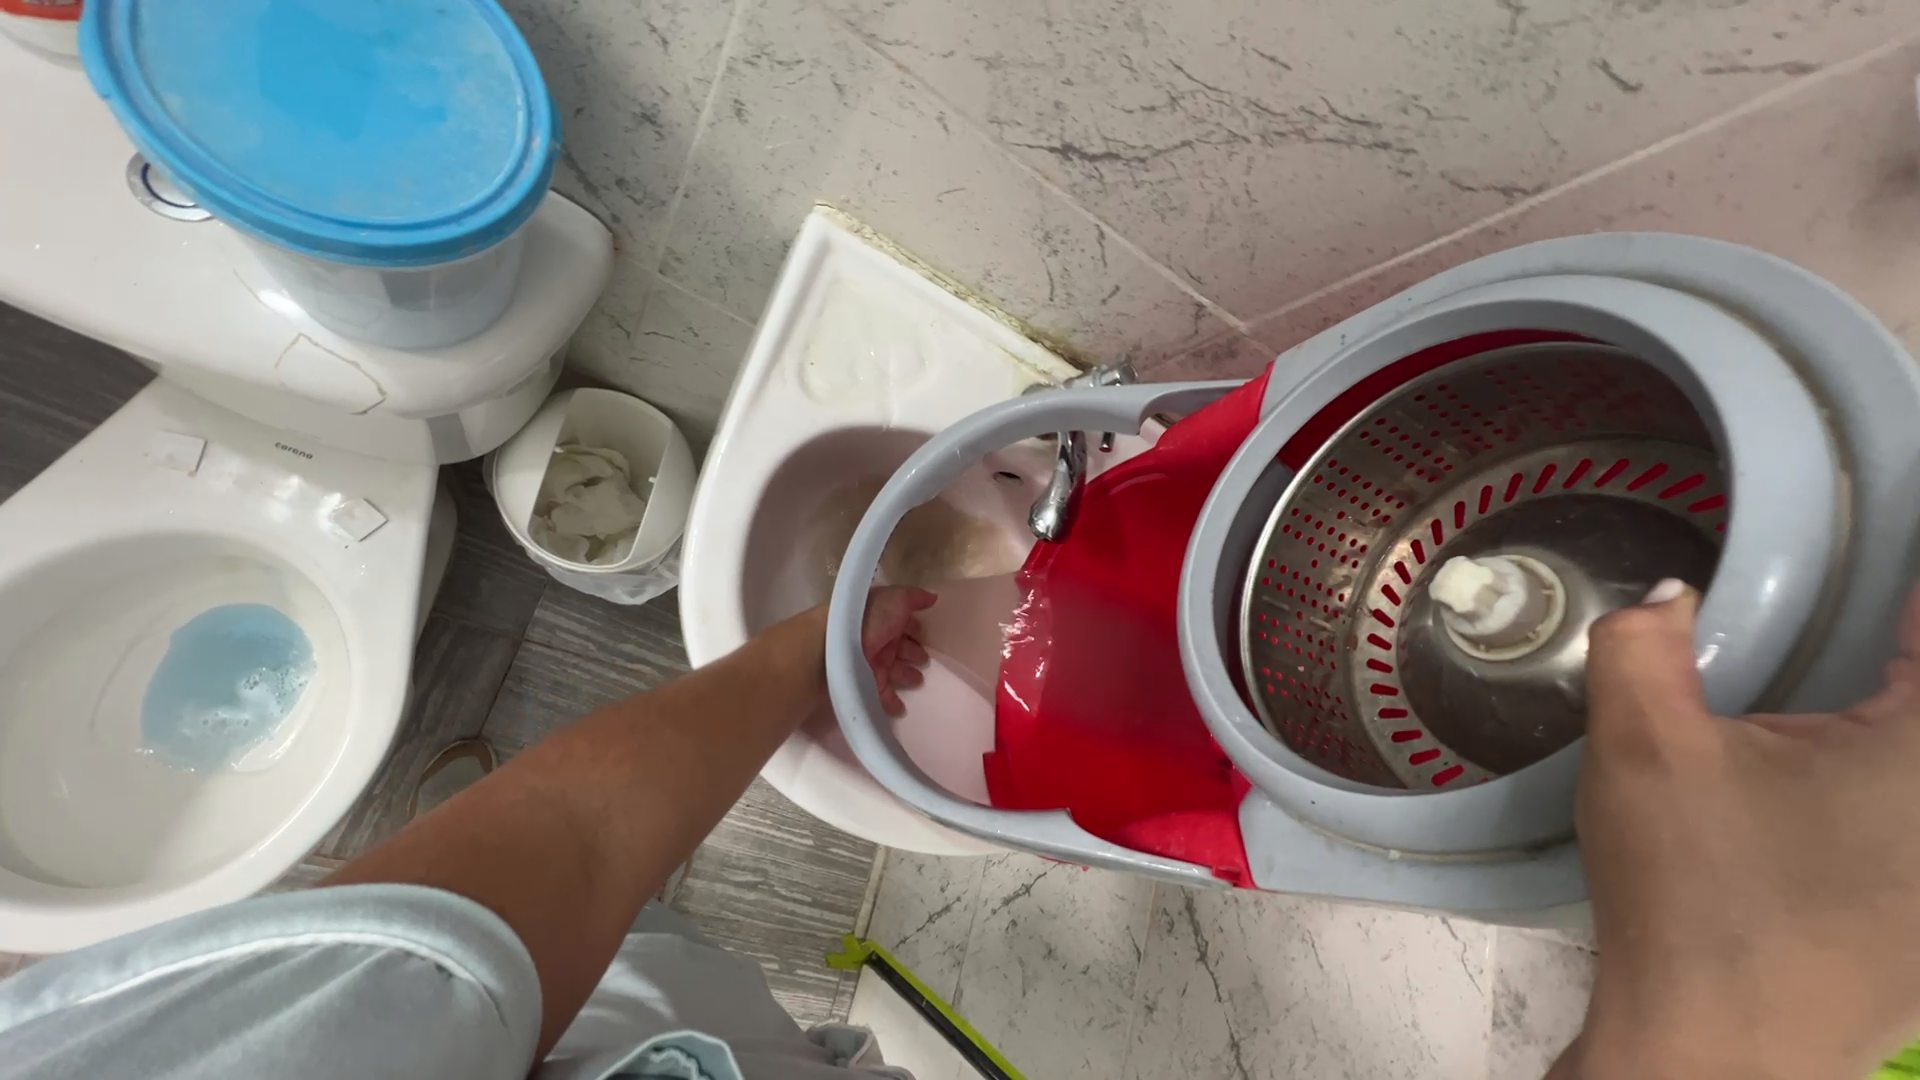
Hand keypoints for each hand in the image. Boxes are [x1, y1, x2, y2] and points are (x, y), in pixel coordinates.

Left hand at [861, 586, 934, 715]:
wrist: (836, 644)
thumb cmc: (869, 618)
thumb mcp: (896, 599)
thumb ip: (915, 598)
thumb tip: (933, 597)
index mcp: (886, 620)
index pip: (905, 626)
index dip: (916, 630)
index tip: (926, 638)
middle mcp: (880, 641)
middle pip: (901, 649)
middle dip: (914, 654)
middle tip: (924, 661)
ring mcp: (873, 664)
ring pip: (895, 672)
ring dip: (907, 676)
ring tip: (918, 681)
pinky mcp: (867, 685)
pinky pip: (883, 695)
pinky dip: (893, 703)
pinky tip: (901, 708)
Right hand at [1560, 582, 1919, 1079]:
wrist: (1719, 1029)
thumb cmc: (1691, 880)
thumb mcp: (1641, 746)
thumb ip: (1642, 646)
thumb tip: (1668, 593)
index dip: (1911, 560)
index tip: (1884, 507)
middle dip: (1891, 631)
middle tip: (1854, 595)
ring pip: (1913, 733)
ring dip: (1885, 682)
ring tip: (1843, 652)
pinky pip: (1910, 783)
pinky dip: (1875, 737)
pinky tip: (1829, 737)